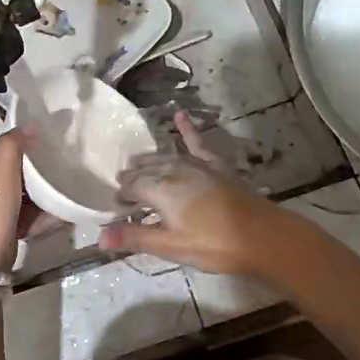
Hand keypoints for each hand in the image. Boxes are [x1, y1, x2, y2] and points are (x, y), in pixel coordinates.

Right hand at [98, 112, 281, 275]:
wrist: (261, 235)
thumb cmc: (212, 244)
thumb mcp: (169, 246)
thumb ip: (134, 237)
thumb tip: (98, 236)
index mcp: (159, 188)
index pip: (130, 186)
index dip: (122, 197)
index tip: (119, 208)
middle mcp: (174, 169)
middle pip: (145, 169)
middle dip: (132, 178)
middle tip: (124, 191)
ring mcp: (196, 164)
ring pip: (164, 156)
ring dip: (148, 160)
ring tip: (137, 163)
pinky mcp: (216, 165)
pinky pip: (197, 142)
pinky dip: (187, 128)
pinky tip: (180, 114)